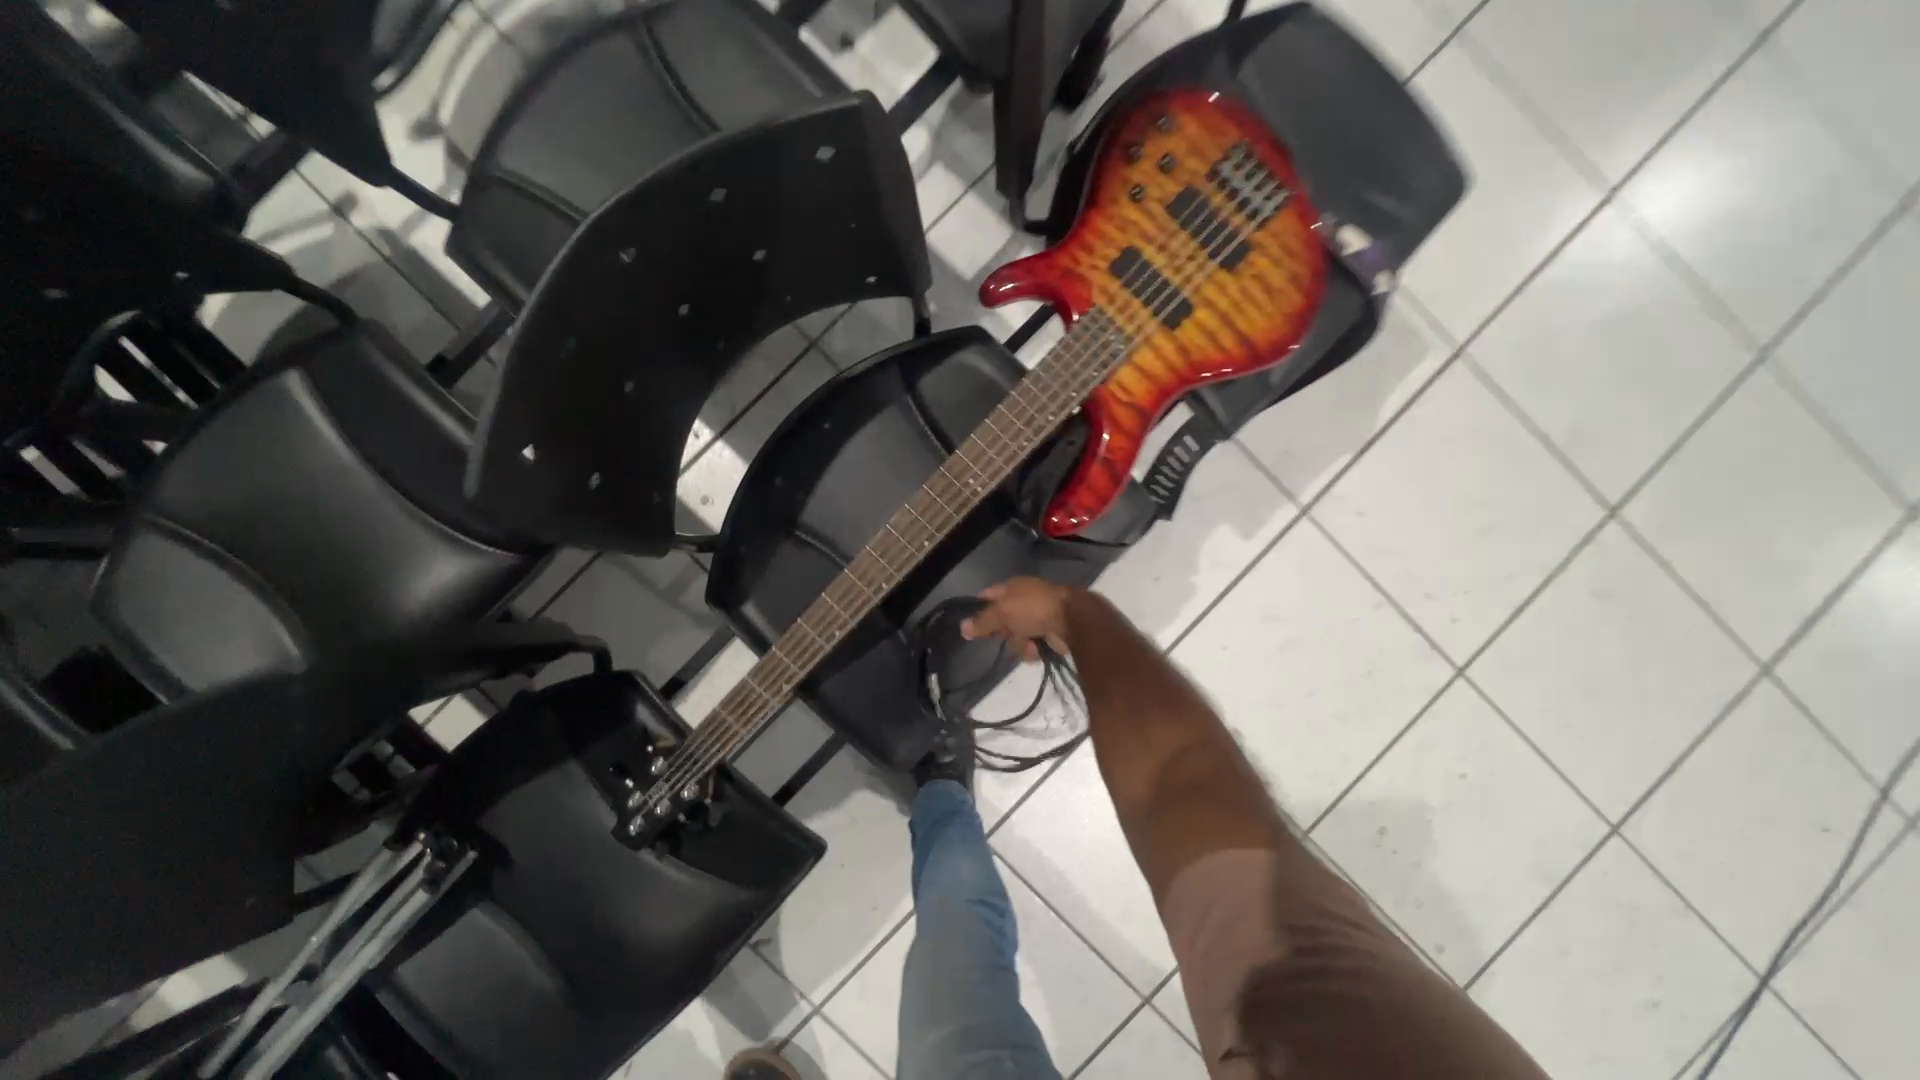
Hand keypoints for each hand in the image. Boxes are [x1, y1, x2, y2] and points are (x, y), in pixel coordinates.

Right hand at [960, 577, 1077, 661]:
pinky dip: (1032, 650)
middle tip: (1002, 636)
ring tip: (1028, 644)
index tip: (972, 625)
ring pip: (1015, 637)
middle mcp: (1023, 602)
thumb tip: (962, 627)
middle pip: (1001, 621)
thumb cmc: (1033, 608)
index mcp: (1012, 587)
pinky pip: (1030, 647)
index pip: (988, 596)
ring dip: (1019, 644)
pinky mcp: (1046, 636)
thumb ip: (982, 621)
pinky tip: (1037, 649)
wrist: (1071, 621)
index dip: (979, 609)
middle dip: (1002, 632)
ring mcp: (1036, 619)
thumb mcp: (1002, 612)